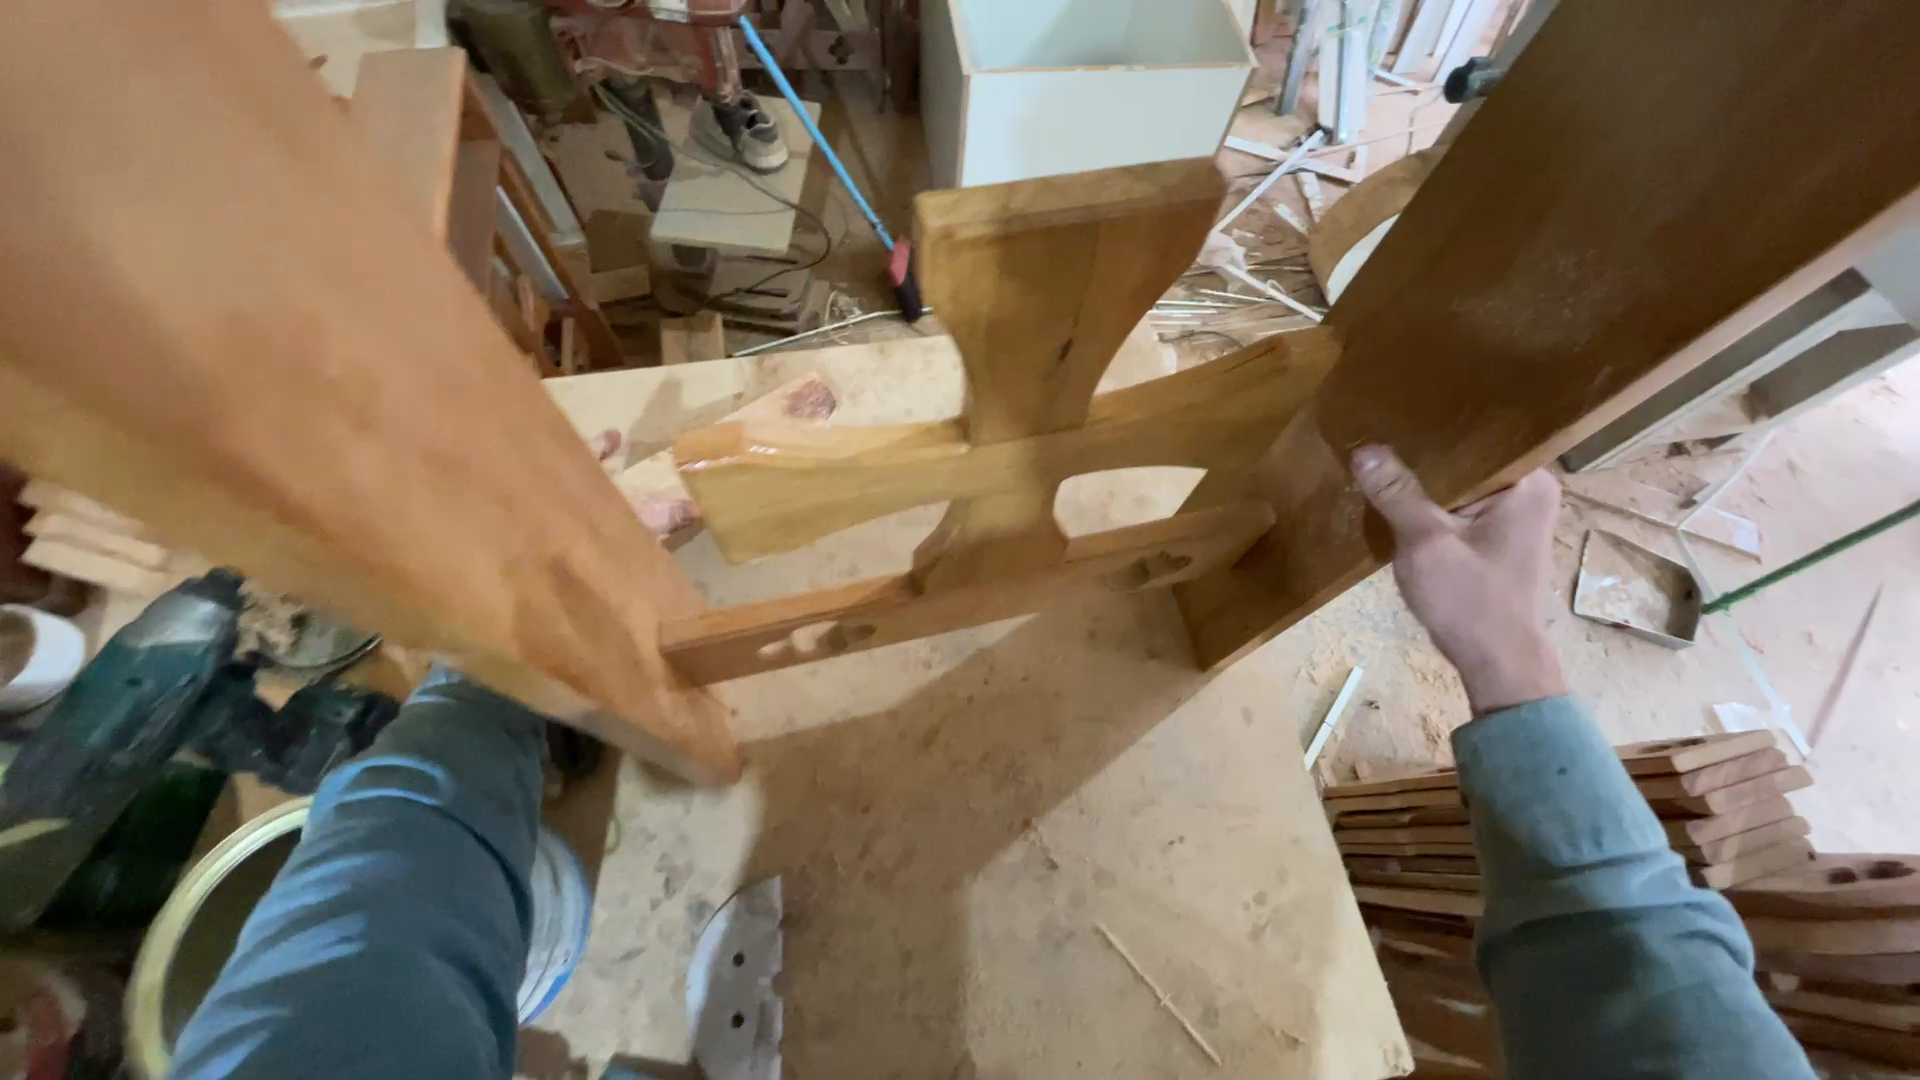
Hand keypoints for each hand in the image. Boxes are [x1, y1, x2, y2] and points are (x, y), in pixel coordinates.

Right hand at [1351, 444, 1566, 714]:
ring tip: (1376, 462)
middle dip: (1421, 456)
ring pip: (1457, 485)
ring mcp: (1512, 518)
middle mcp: (1528, 492)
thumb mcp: (1426, 542)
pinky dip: (1427, 506)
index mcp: (1528, 483)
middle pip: (1465, 460)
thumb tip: (1364, 450)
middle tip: (1375, 436)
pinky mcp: (1493, 540)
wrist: (1494, 661)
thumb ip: (1397, 493)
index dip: (1435, 426)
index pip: (1480, 436)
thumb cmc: (1470, 599)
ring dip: (1421, 483)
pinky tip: (1392, 501)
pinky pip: (1455, 508)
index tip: (1393, 415)